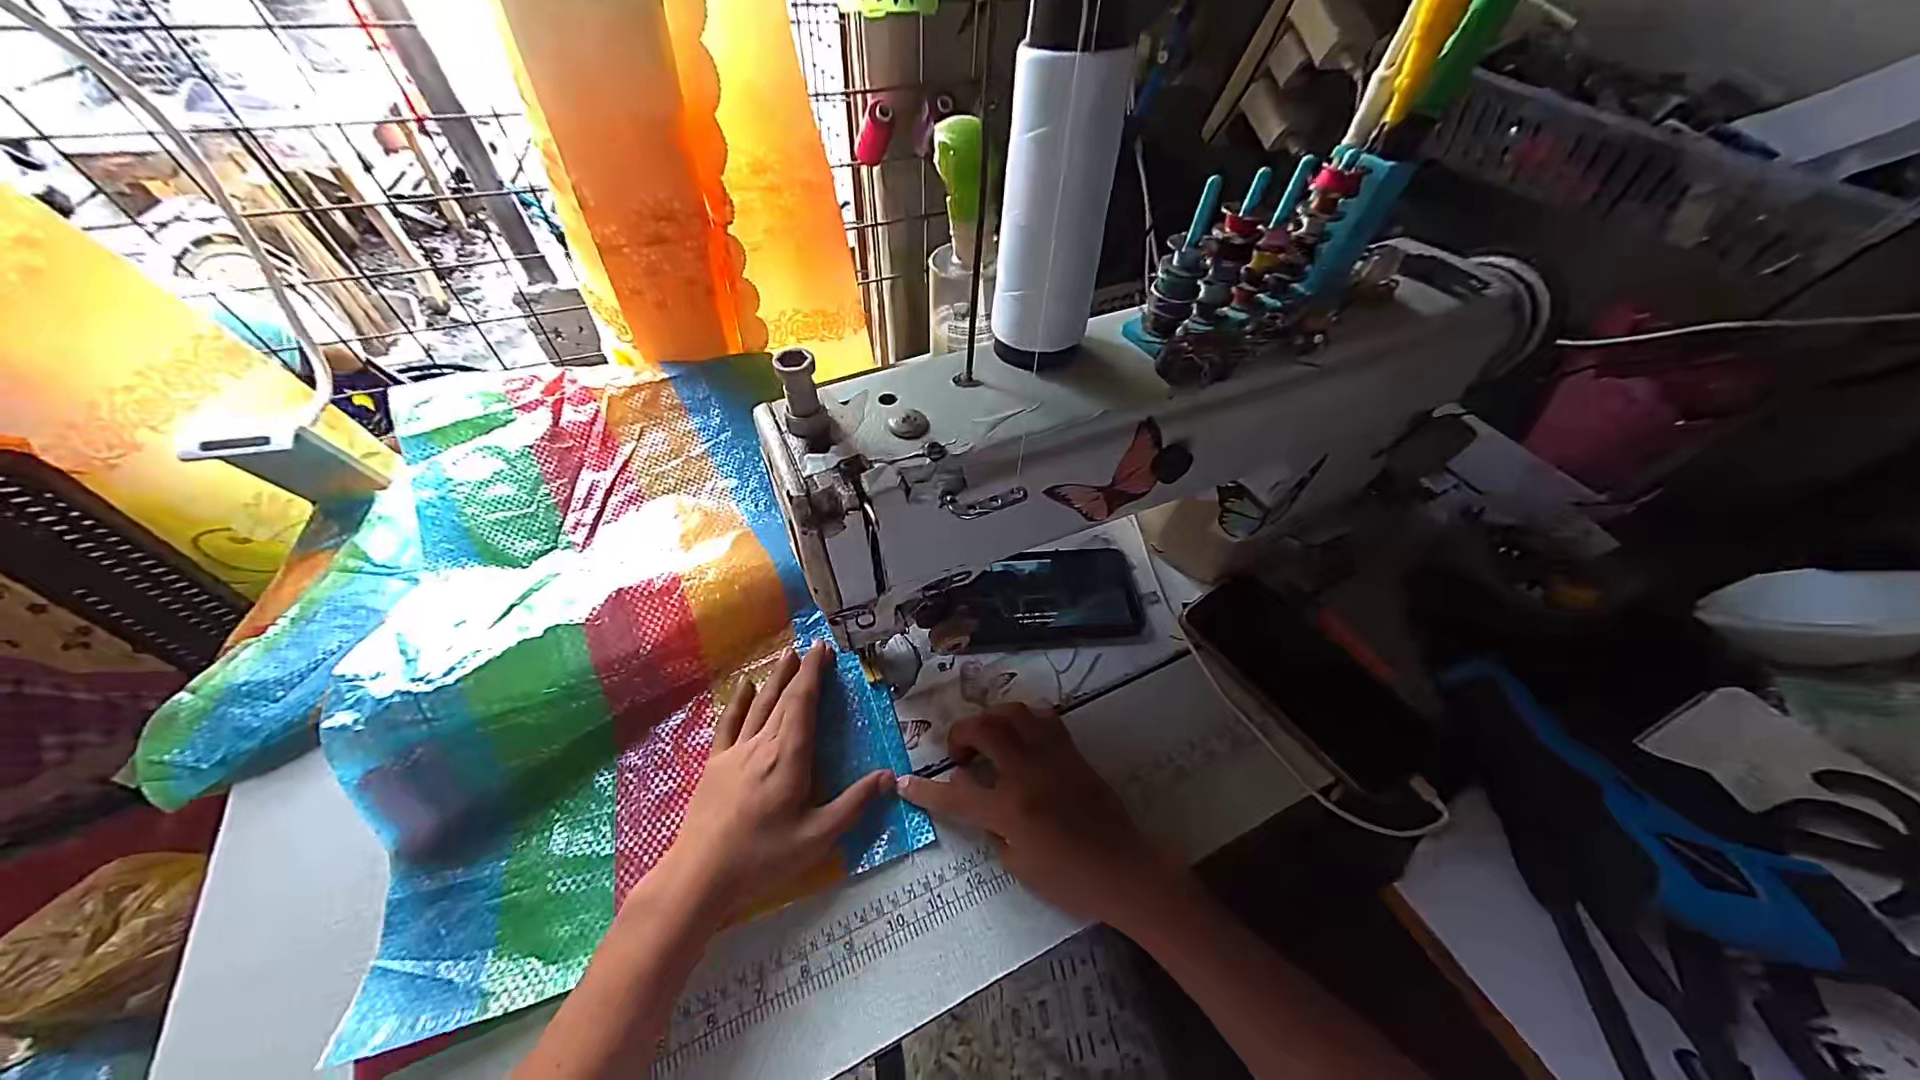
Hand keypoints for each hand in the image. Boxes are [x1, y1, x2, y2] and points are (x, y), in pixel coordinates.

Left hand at [652, 643, 893, 921]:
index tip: (824, 649)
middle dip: (801, 671)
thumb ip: (854, 804)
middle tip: (814, 647)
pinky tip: (743, 687)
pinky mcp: (715, 765)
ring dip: (775, 679)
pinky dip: (737, 702)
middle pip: (784, 698)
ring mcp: (735, 753)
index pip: (804, 704)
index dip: (814, 674)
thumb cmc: (763, 858)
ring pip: (759, 705)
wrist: (699, 876)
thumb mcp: (818, 836)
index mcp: (790, 757)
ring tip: (787, 655)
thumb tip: (889, 776)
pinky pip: (729, 724)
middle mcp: (762, 745)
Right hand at [895, 704, 1185, 927]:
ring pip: (1011, 712)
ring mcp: (1052, 756)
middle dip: (958, 735)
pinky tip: (1020, 735)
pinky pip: (1043, 718)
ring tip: (988, 739)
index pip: (954, 795)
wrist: (1124, 869)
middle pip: (981, 729)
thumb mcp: (1017, 863)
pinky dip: (1024, 719)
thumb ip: (989, 826)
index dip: (923, 790)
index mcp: (1009, 809)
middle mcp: (1027, 773)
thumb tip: (971, 794)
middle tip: (959, 754)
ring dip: (990, 720)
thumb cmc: (1069, 879)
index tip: (903, 782)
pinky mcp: (1072, 751)